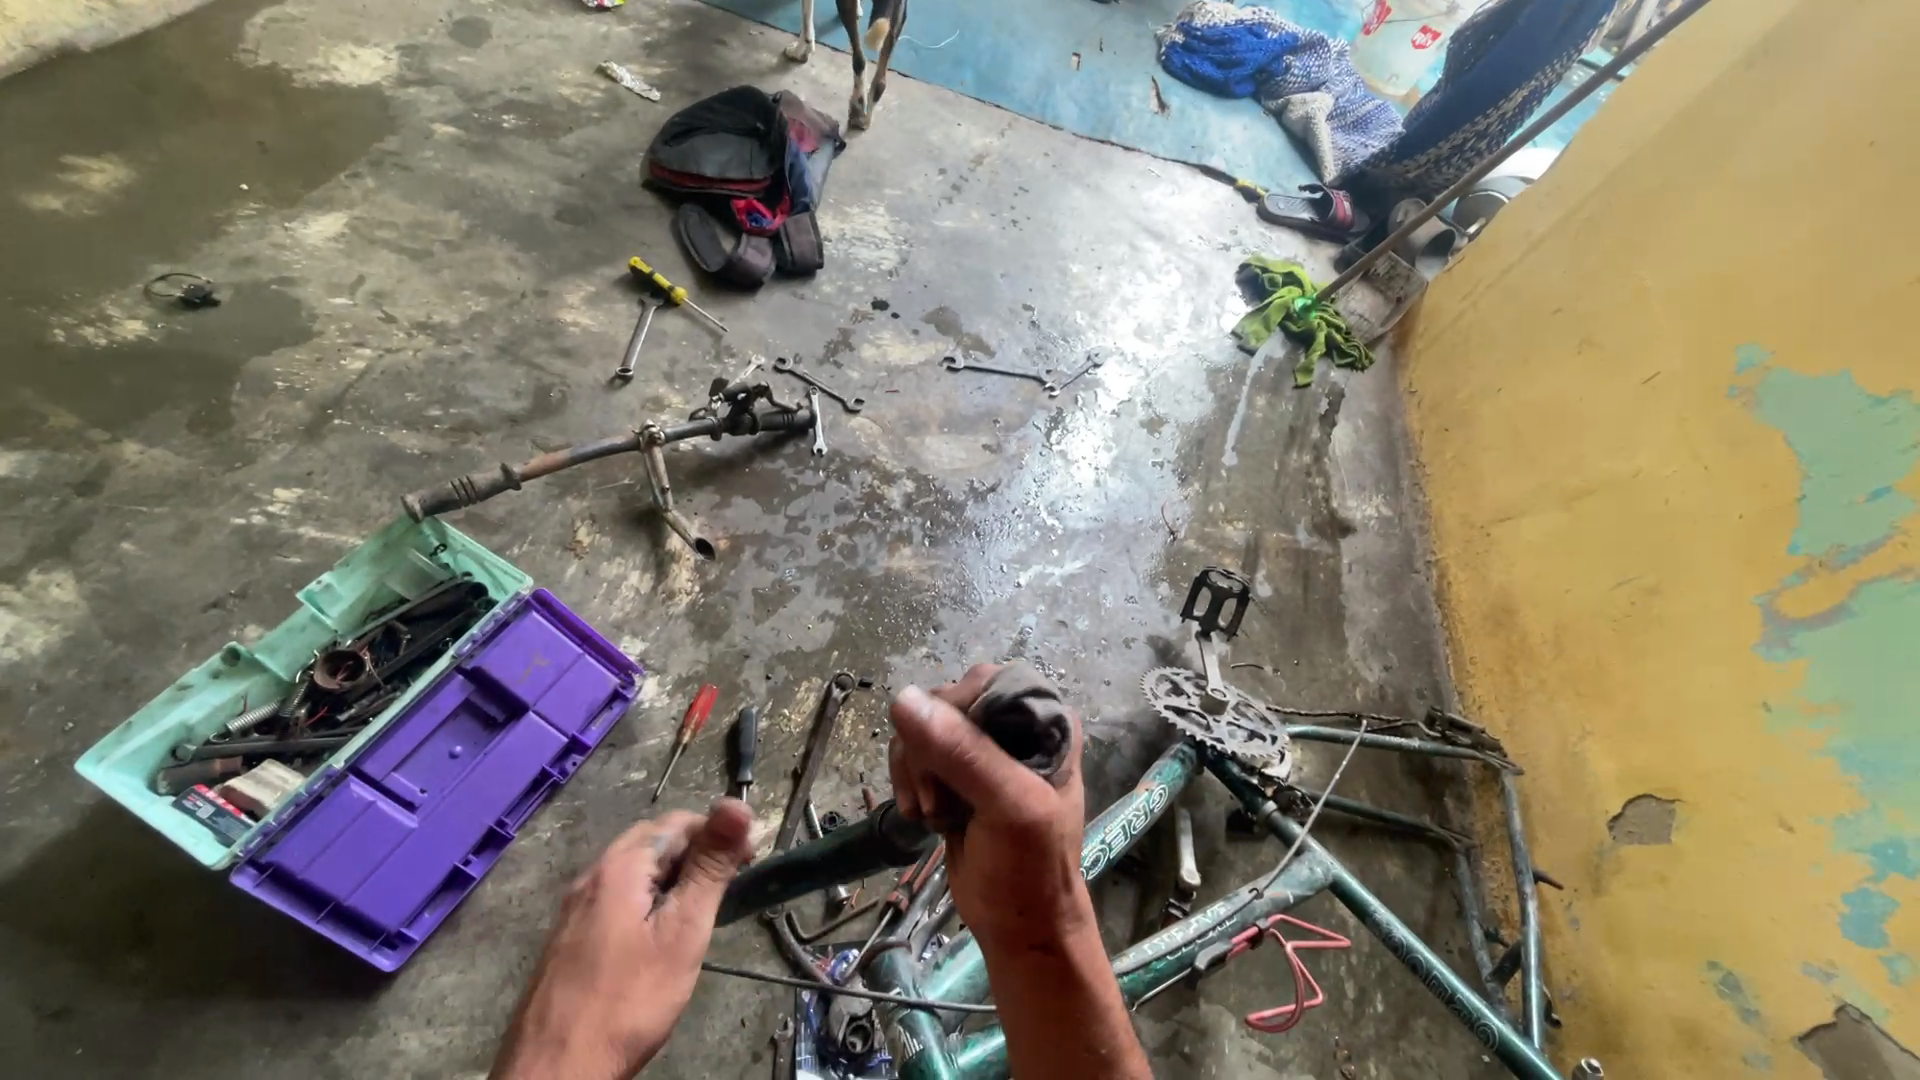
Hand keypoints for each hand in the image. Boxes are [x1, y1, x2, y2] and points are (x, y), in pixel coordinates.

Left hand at [490, 800, 753, 1079]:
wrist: (553, 1076)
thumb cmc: (628, 1001)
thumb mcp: (682, 931)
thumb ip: (710, 866)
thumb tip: (738, 803)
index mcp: (620, 866)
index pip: (680, 822)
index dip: (720, 834)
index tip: (749, 864)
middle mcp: (591, 876)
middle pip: (654, 842)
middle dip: (697, 852)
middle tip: (729, 887)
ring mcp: (574, 909)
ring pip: (634, 871)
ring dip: (673, 877)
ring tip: (700, 911)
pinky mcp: (568, 940)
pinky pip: (616, 898)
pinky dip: (647, 900)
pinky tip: (658, 935)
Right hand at [887, 664, 1089, 947]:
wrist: (1020, 928)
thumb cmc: (1029, 869)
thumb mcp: (1009, 808)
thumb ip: (964, 754)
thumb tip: (903, 700)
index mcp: (1045, 717)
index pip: (983, 682)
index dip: (953, 717)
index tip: (947, 767)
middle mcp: (1015, 723)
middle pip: (945, 702)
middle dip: (928, 751)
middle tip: (936, 800)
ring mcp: (983, 748)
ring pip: (922, 727)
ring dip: (914, 770)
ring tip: (931, 812)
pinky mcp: (956, 773)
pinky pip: (914, 752)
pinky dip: (908, 780)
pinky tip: (922, 814)